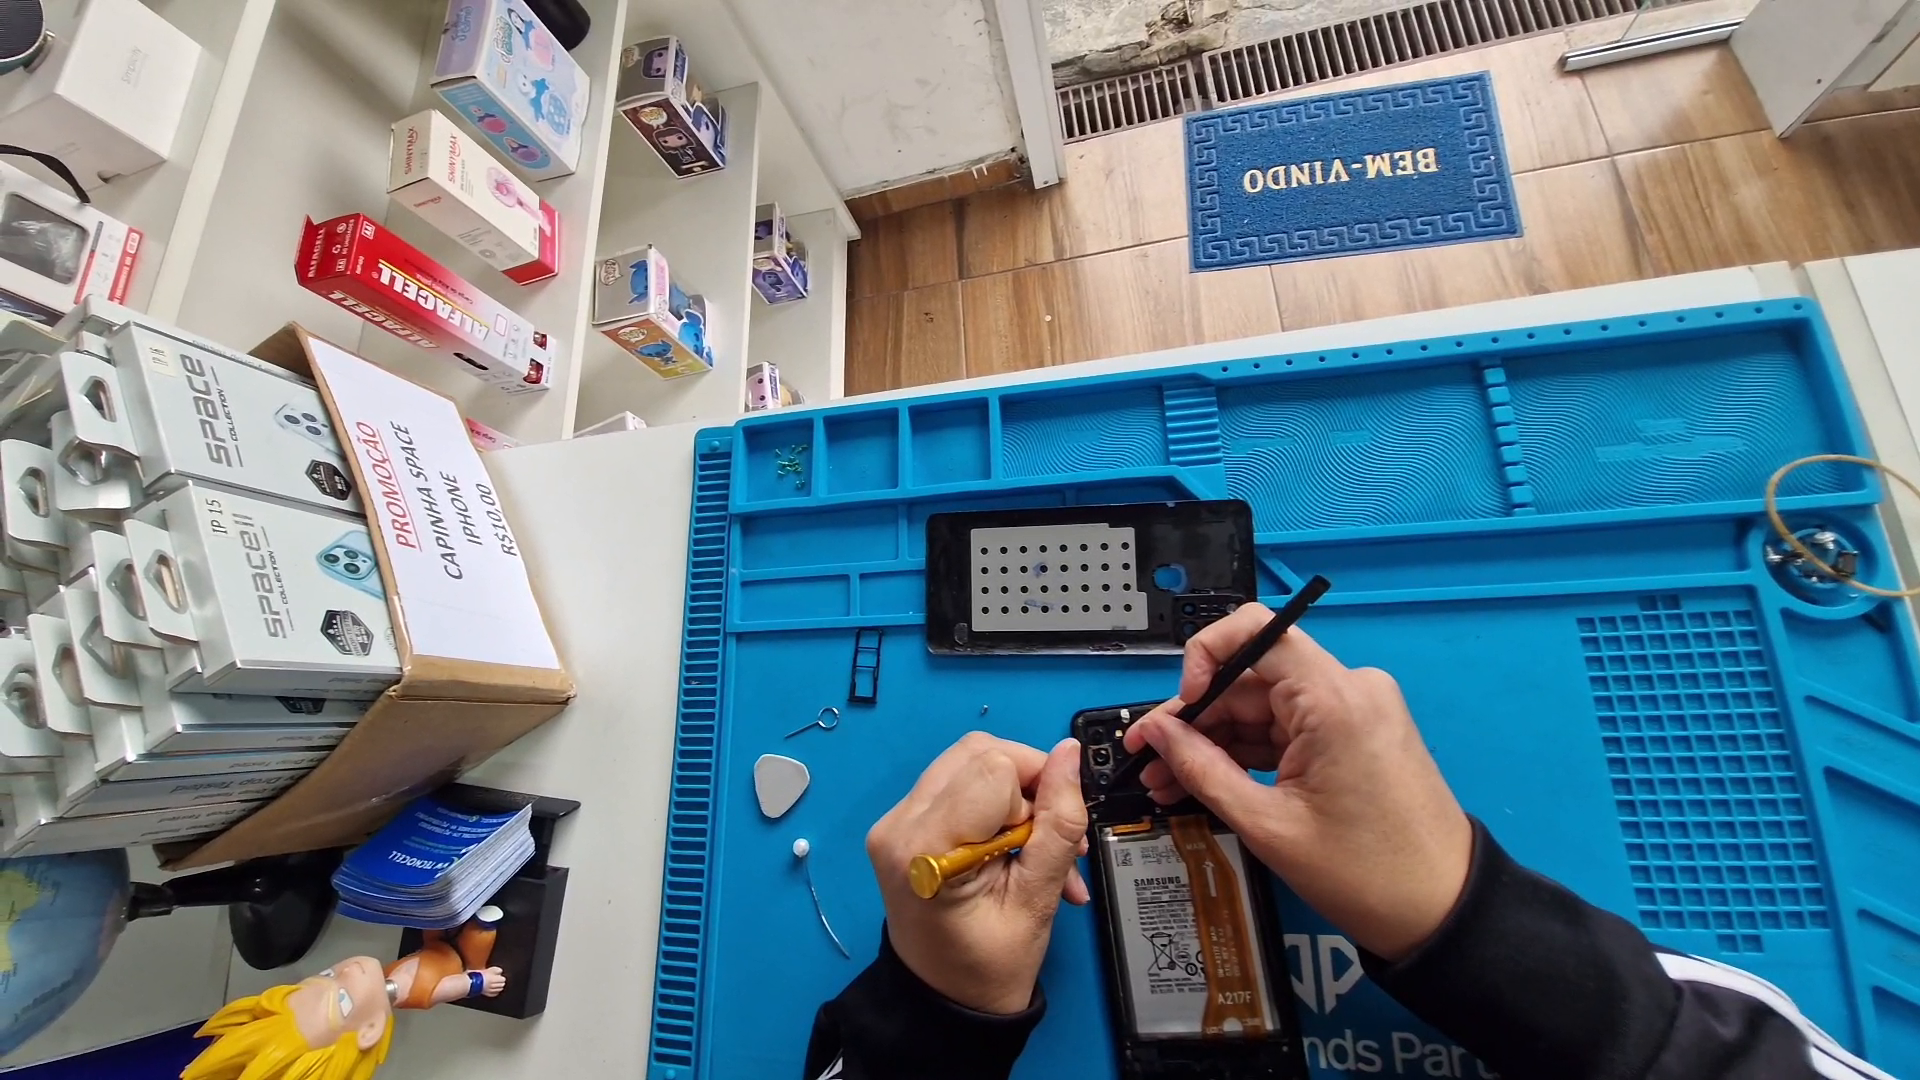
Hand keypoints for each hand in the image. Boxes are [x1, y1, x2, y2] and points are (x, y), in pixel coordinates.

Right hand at [479, 967, 505, 996]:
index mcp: (494, 980)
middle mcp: (492, 986)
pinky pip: (494, 994)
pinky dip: (496, 992)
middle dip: (501, 982)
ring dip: (499, 987)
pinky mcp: (486, 994)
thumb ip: (498, 970)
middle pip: (502, 985)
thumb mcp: (491, 969)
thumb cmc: (482, 975)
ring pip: (498, 990)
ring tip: (498, 985)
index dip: (502, 978)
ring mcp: (489, 991)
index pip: (503, 980)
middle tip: (499, 981)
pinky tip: (495, 990)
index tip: (500, 977)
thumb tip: (501, 972)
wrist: (473, 982)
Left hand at [866, 733, 1089, 1014]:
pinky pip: (956, 780)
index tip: (1051, 832)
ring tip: (1037, 843)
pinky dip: (993, 801)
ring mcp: (895, 818)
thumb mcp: (1037, 900)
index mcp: (927, 846)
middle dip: (1026, 783)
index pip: (992, 766)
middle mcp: (900, 821)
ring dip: (1013, 792)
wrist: (941, 1004)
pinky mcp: (902, 819)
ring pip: (968, 760)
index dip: (1036, 786)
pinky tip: (1013, 841)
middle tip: (1049, 835)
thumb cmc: (990, 968)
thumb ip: (1058, 823)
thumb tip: (1069, 753)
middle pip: (977, 751)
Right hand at [1121, 604, 1472, 961]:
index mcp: (1333, 699)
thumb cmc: (1365, 875)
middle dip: (1194, 718)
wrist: (1446, 916)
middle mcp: (1346, 688)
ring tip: (1166, 779)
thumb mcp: (1267, 823)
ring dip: (1211, 740)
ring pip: (1257, 706)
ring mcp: (1349, 709)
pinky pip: (1280, 726)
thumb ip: (1200, 768)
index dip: (1204, 657)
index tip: (1182, 706)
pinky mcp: (1348, 731)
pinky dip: (1242, 750)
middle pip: (1247, 679)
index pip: (1253, 631)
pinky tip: (1203, 777)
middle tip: (1149, 756)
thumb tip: (1153, 733)